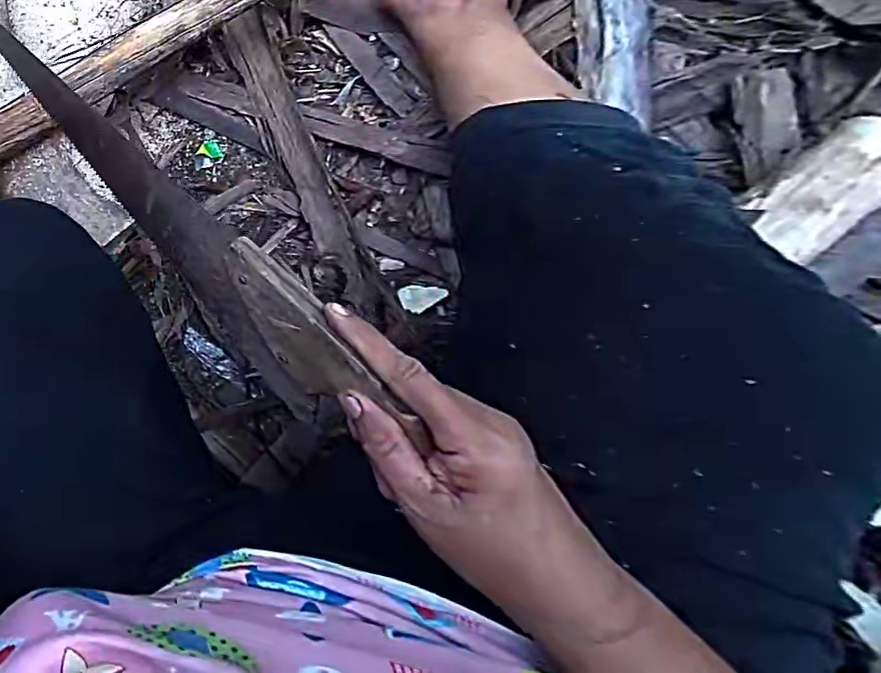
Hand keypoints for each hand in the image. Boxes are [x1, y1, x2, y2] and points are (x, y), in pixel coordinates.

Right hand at [328, 306, 652, 648]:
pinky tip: (428, 477)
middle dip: (381, 417)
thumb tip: (354, 399)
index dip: (366, 340)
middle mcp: (490, 420)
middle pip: (409, 391)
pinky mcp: (496, 434)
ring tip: (411, 484)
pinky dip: (419, 440)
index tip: (337, 313)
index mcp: (476, 436)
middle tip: (383, 469)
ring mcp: (497, 425)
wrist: (570, 595)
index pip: (407, 374)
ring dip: (400, 435)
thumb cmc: (499, 558)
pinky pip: (437, 418)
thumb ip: (384, 446)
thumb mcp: (424, 506)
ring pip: (420, 406)